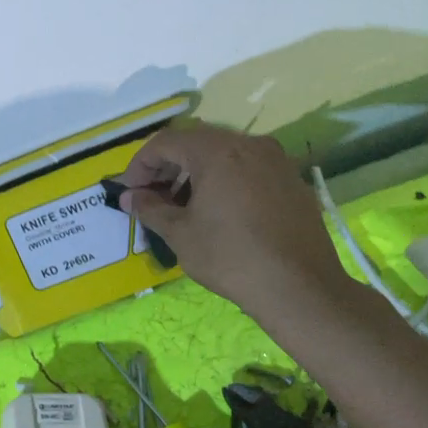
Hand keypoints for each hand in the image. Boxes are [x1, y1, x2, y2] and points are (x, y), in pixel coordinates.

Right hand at [115, 124, 350, 318]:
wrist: (298, 285)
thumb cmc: (228, 256)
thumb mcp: (179, 233)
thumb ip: (150, 208)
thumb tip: (129, 197)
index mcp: (218, 153)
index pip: (166, 142)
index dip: (140, 164)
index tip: (130, 192)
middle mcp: (250, 145)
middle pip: (196, 142)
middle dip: (167, 166)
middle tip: (151, 196)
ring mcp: (276, 160)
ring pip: (223, 153)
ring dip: (194, 172)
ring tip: (181, 205)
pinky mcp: (291, 179)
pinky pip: (247, 167)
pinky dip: (223, 179)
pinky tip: (216, 211)